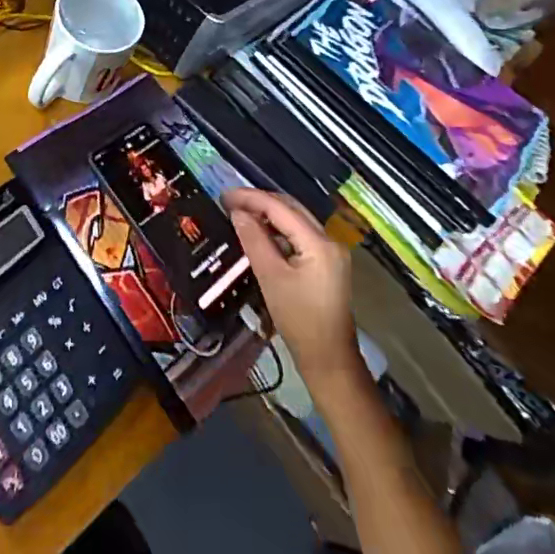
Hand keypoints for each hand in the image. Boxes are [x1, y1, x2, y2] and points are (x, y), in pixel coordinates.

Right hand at [223, 187, 358, 382]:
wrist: (328, 357)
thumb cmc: (299, 319)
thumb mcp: (271, 277)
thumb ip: (254, 240)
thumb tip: (238, 213)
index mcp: (319, 243)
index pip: (280, 208)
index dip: (251, 198)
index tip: (224, 196)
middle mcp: (329, 240)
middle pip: (291, 208)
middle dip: (260, 201)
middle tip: (229, 202)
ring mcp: (330, 252)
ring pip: (295, 220)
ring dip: (268, 214)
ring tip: (240, 214)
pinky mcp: (326, 263)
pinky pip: (299, 235)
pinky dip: (278, 230)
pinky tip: (260, 234)